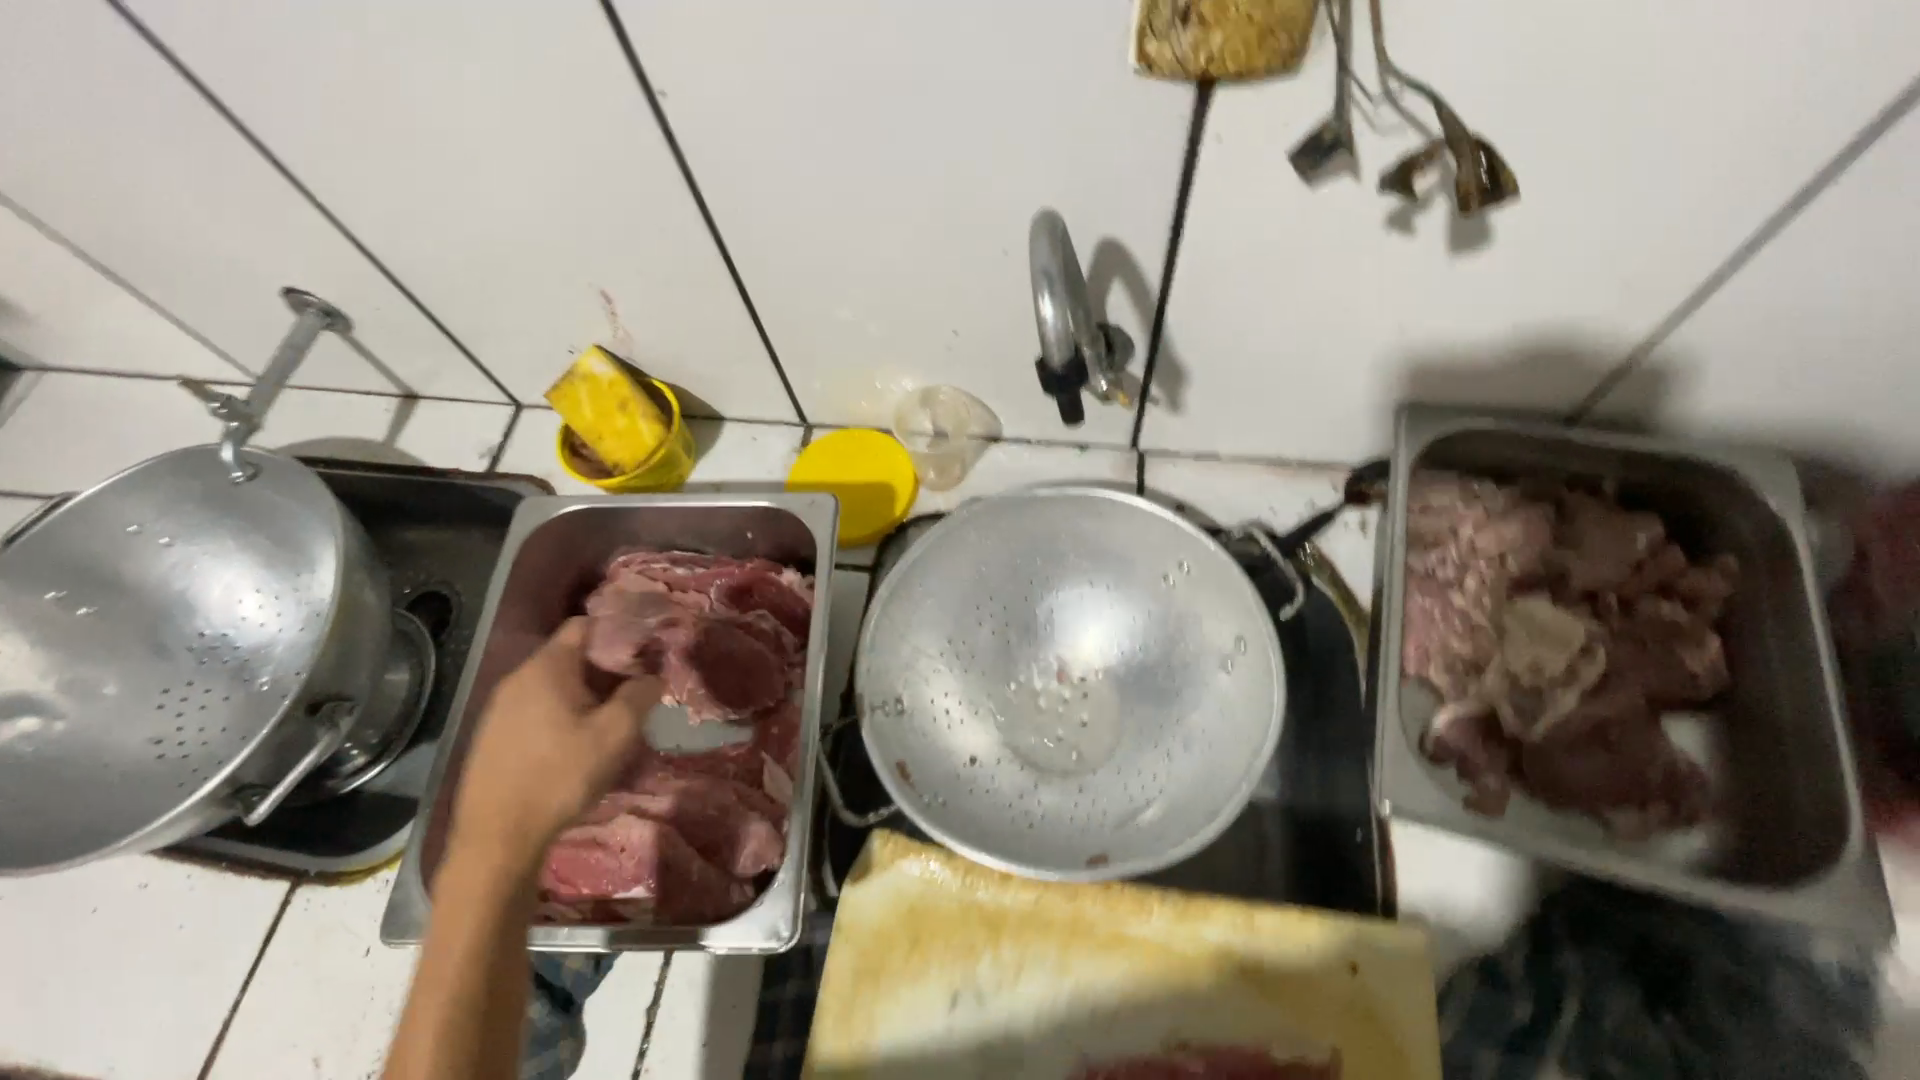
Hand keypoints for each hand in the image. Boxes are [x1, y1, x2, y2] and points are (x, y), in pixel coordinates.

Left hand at [449, 618, 660, 872]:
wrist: (497, 837)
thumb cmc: (561, 776)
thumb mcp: (614, 735)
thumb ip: (639, 696)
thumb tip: (653, 676)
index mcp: (546, 668)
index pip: (585, 626)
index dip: (618, 633)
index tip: (646, 653)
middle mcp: (518, 678)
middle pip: (571, 657)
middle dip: (607, 671)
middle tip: (637, 694)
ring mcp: (499, 708)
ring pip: (554, 686)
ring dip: (586, 697)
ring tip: (612, 723)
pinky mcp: (493, 736)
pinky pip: (537, 710)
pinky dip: (563, 716)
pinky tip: (577, 747)